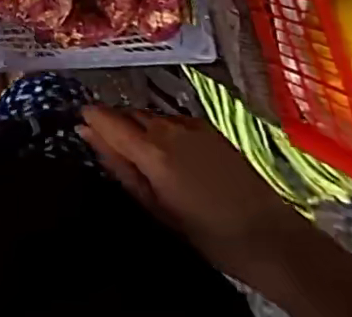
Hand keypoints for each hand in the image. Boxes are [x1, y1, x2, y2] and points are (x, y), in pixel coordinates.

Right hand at [77, 105, 292, 266]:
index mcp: (150, 150)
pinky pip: (172, 119)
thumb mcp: (155, 207)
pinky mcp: (209, 125)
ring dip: (140, 127)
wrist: (270, 237)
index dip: (90, 118)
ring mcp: (190, 123)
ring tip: (145, 158)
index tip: (81, 123)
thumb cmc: (207, 234)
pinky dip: (163, 129)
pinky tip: (173, 155)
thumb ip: (119, 166)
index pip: (107, 118)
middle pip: (128, 113)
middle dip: (116, 125)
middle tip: (115, 152)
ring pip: (150, 115)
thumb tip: (85, 133)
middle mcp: (167, 126)